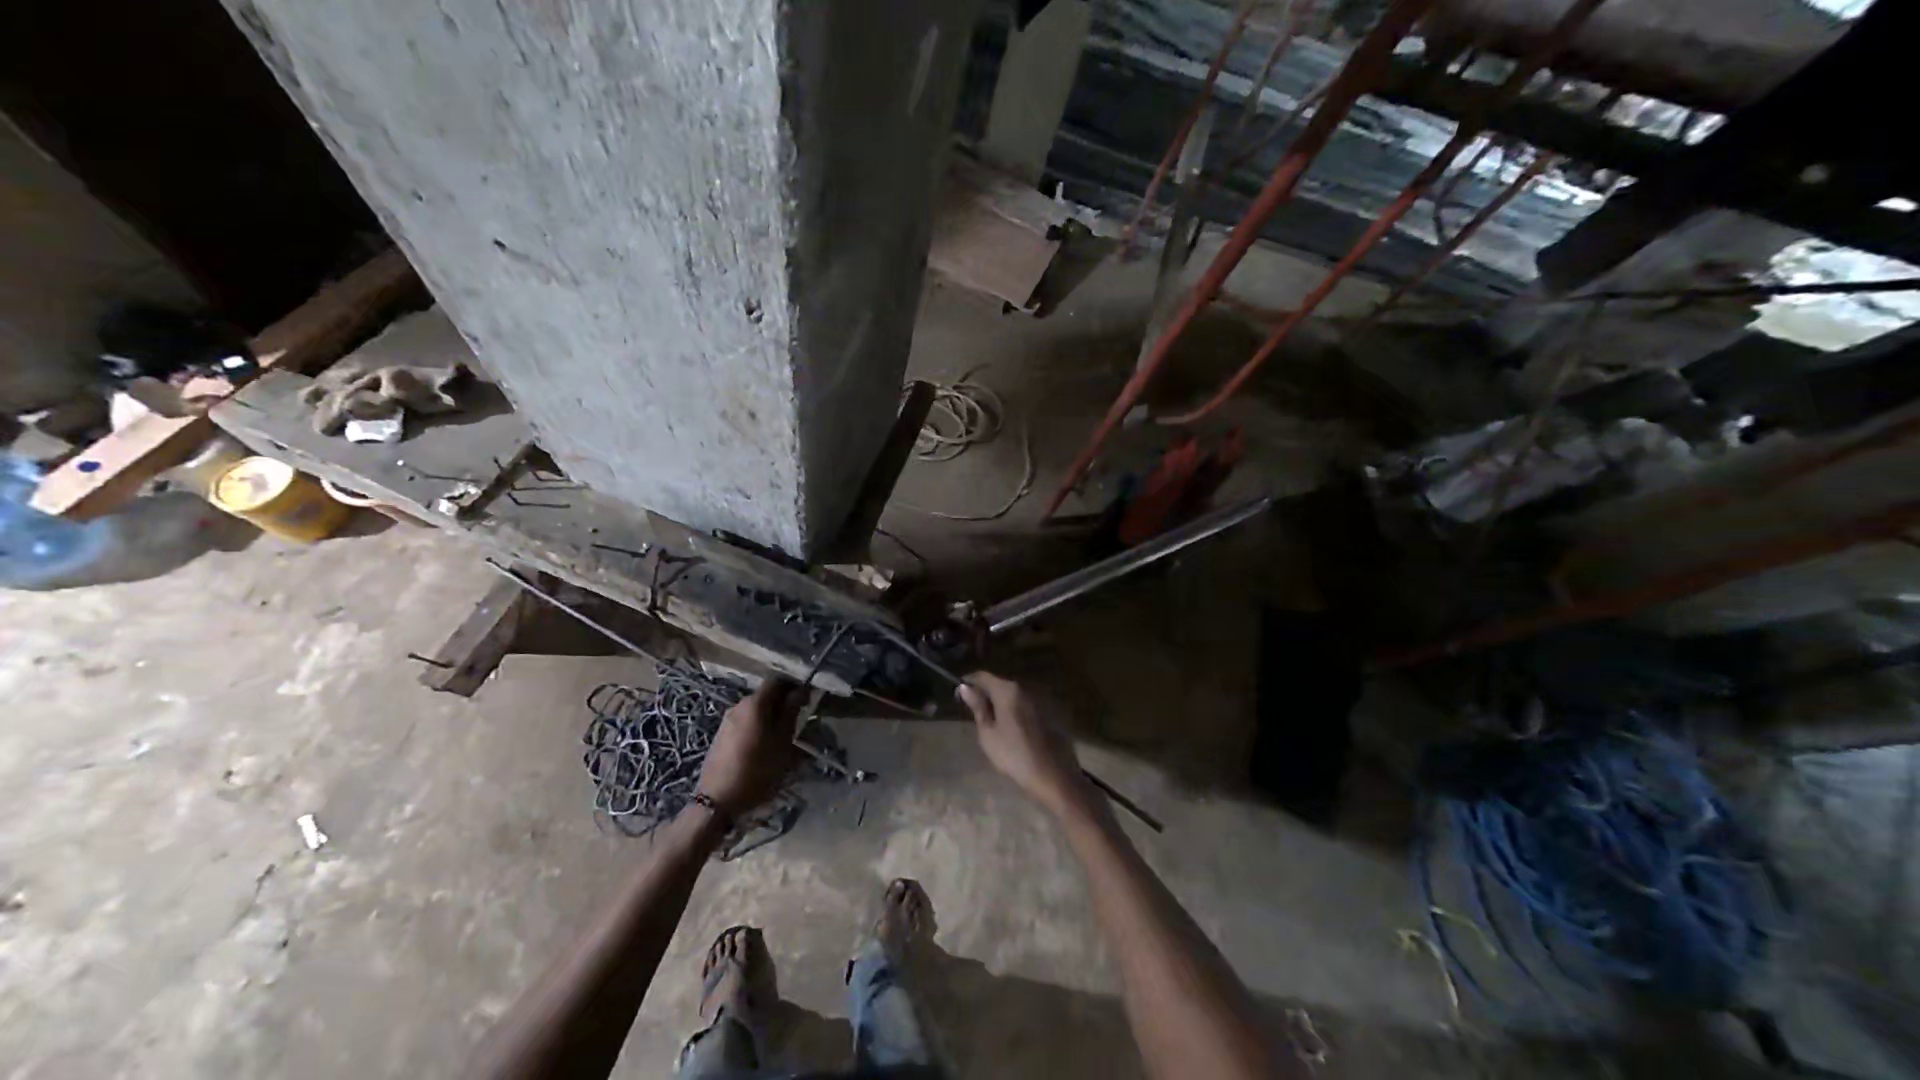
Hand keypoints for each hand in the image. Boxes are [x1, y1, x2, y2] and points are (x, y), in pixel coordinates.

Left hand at [697, 677, 802, 818]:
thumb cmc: (757, 771)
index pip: (777, 680)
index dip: (794, 684)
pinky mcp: (722, 735)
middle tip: (799, 718)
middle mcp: (738, 705)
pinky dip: (759, 725)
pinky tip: (765, 744)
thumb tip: (800, 690)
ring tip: (784, 734)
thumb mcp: (782, 743)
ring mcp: (727, 720)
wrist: (717, 801)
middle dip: (783, 701)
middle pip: (765, 694)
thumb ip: (791, 713)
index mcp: (755, 704)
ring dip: (771, 715)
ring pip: (755, 709)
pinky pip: (745, 722)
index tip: (808, 697)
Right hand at [957, 672, 1084, 814]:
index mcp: (1008, 690)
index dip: (968, 682)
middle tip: (974, 711)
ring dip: (1001, 703)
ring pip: (1013, 694)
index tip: (959, 695)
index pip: (982, 676)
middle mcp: (1025, 688)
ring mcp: (1040, 699)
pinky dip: (1015, 710)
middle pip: (999, 683)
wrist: (1053, 774)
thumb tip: (965, 687)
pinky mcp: (1050, 711)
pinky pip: (1026, 704)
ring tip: (992, 722)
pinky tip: (1013, 729)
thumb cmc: (1014, 755)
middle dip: (985, 693)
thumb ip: (978, 706)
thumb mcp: (988, 733)